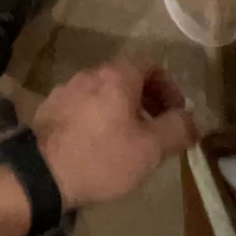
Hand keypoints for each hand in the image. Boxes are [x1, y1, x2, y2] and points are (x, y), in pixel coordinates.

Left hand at [32, 57, 200, 208]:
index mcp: (116, 76)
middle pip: (126, 75)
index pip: (149, 62)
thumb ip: (177, 129)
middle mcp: (90, 73)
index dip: (168, 85)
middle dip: (148, 98)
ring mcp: (67, 88)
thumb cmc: (103, 156)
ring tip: (131, 139)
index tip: (176, 112)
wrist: (43, 173)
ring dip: (124, 108)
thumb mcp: (150, 149)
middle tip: (158, 128)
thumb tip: (192, 119)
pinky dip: (100, 115)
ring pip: (104, 90)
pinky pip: (85, 103)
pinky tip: (101, 143)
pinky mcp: (52, 107)